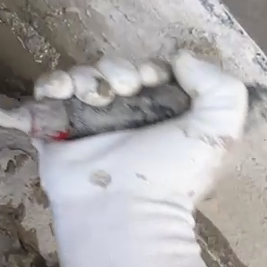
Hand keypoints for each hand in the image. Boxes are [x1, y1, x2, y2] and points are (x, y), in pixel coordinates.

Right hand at [34, 54, 247, 266]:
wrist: (120, 208)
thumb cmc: (169, 173)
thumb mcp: (218, 133)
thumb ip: (221, 89)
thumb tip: (181, 58)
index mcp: (158, 112)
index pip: (147, 70)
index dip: (147, 67)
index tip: (149, 81)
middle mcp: (121, 113)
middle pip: (110, 68)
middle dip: (115, 70)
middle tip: (122, 92)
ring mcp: (84, 119)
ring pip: (78, 76)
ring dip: (84, 76)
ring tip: (92, 96)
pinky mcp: (52, 127)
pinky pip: (45, 92)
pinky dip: (50, 84)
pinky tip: (61, 92)